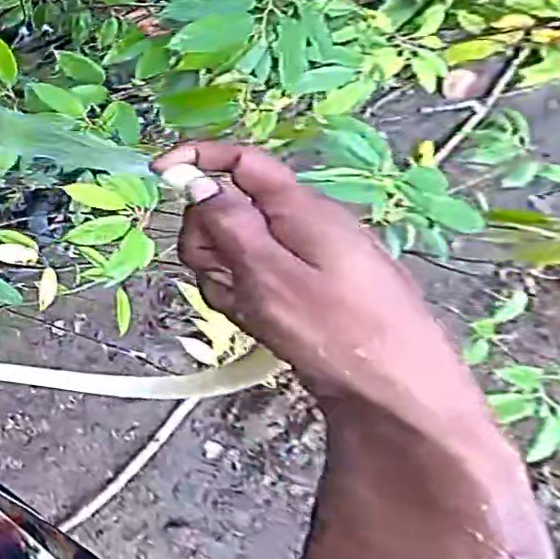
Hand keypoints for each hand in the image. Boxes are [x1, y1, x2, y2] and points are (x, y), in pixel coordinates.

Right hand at [154, 142, 483, 425]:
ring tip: (244, 303)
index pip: (243, 160)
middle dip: (205, 237)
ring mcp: (308, 255)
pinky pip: (252, 271)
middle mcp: (305, 224)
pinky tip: (257, 317)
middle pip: (226, 207)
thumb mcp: (267, 272)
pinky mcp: (307, 283)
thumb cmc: (336, 332)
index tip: (158, 173)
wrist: (401, 401)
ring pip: (232, 243)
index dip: (196, 157)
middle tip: (219, 272)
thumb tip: (196, 180)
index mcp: (302, 210)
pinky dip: (239, 290)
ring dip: (220, 270)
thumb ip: (228, 221)